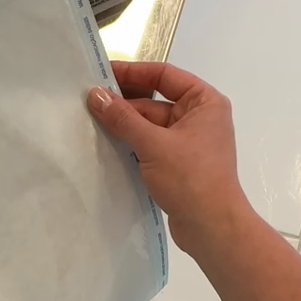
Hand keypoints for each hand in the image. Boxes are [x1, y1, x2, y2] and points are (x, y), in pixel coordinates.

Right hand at [86, 61, 257, 250]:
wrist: (211, 227)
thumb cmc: (190, 179)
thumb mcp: (153, 144)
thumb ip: (123, 118)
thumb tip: (95, 95)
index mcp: (204, 102)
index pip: (164, 76)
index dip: (133, 72)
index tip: (102, 73)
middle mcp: (199, 118)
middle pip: (154, 102)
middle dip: (124, 103)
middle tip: (89, 102)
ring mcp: (189, 143)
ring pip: (150, 126)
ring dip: (125, 126)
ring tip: (91, 123)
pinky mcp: (178, 166)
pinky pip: (151, 147)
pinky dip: (132, 146)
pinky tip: (107, 147)